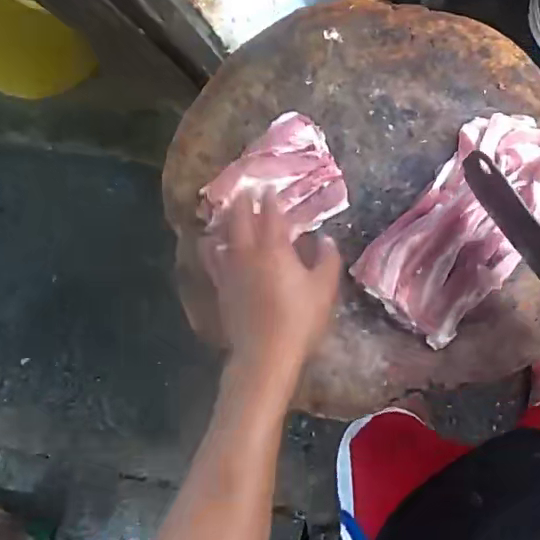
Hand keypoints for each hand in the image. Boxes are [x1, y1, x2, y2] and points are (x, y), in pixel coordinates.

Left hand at [202, 190, 340, 381]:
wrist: (265, 352)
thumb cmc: (301, 317)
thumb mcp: (325, 287)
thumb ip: (327, 259)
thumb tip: (324, 239)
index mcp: (275, 250)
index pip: (271, 216)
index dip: (271, 200)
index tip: (270, 186)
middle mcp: (248, 254)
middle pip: (240, 221)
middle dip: (244, 203)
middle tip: (246, 189)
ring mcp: (230, 271)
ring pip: (222, 237)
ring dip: (225, 221)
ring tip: (226, 211)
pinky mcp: (221, 288)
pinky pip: (212, 259)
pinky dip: (212, 245)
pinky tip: (213, 244)